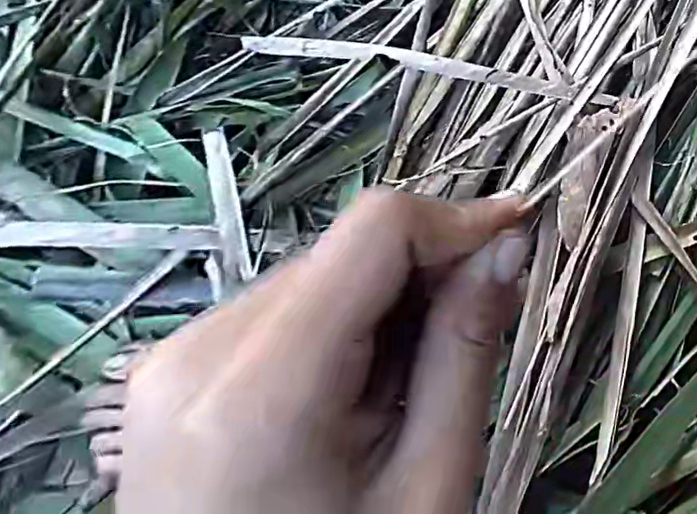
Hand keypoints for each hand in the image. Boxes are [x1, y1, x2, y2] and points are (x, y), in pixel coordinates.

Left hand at [116, 190, 527, 513]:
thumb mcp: (431, 475)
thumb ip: (467, 343)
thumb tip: (509, 240)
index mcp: (261, 389)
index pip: (378, 227)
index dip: (459, 221)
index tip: (517, 238)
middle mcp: (201, 351)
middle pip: (356, 246)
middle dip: (433, 267)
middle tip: (484, 316)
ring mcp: (180, 358)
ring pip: (335, 264)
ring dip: (399, 293)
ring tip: (420, 368)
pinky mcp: (182, 367)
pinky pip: (302, 297)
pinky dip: (358, 315)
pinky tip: (371, 377)